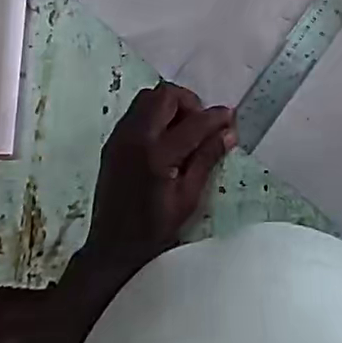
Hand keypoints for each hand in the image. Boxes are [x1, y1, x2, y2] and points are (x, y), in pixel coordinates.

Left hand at [82, 82, 235, 268]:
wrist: (111, 247)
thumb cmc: (154, 229)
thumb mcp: (187, 198)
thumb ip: (206, 159)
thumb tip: (228, 132)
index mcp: (156, 155)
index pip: (193, 123)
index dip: (215, 117)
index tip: (230, 117)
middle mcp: (135, 138)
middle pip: (164, 95)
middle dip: (189, 103)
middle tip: (201, 124)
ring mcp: (120, 136)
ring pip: (147, 97)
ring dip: (170, 105)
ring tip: (184, 130)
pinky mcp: (112, 140)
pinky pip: (136, 111)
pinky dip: (154, 113)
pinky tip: (165, 137)